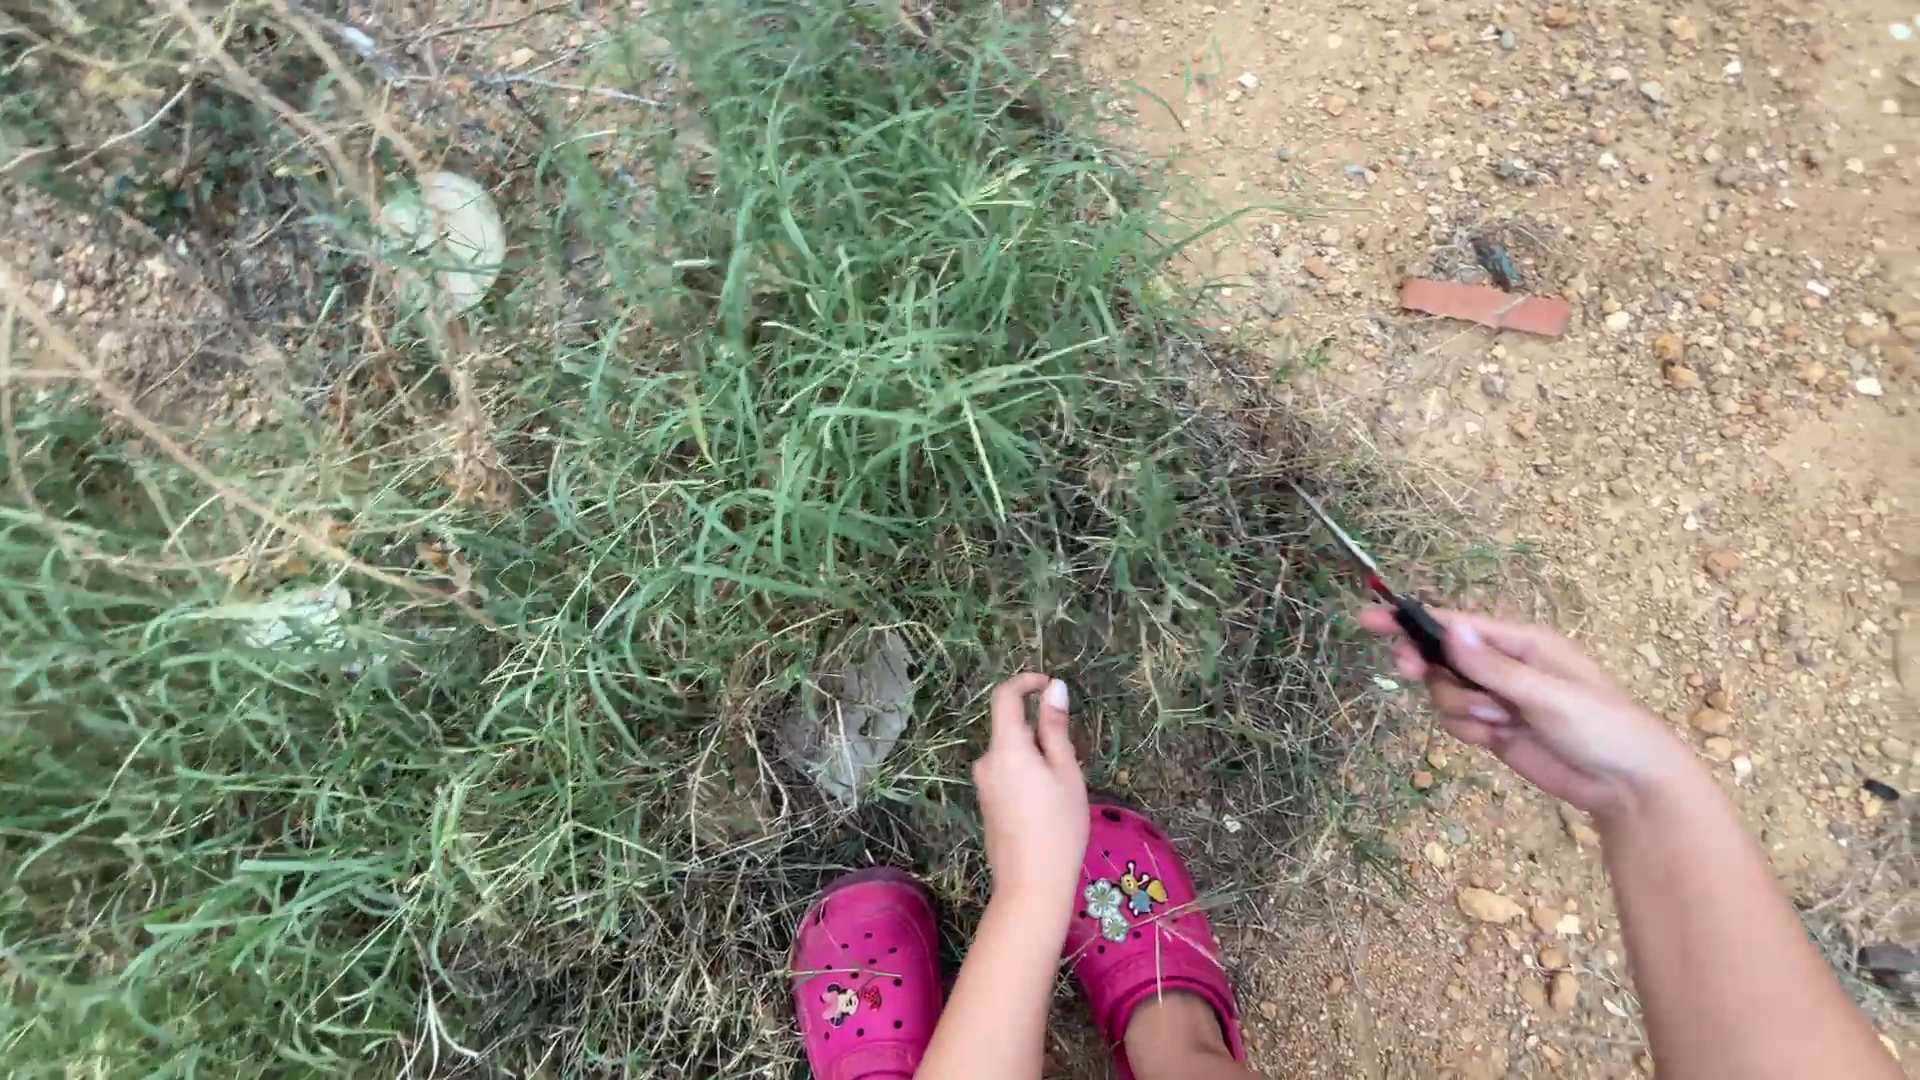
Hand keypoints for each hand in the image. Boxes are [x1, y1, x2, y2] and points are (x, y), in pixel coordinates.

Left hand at [975, 673, 1088, 911]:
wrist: (1031, 885)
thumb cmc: (1059, 826)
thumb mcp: (1066, 772)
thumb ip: (1055, 727)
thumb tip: (1053, 688)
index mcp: (1005, 748)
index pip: (1005, 696)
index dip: (1026, 682)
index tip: (1049, 684)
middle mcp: (986, 760)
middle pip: (1011, 728)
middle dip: (1040, 732)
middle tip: (1069, 764)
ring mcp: (983, 783)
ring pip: (1011, 752)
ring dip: (1036, 756)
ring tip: (1062, 792)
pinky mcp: (986, 801)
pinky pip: (1007, 772)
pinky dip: (1027, 773)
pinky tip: (1047, 806)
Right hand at [1358, 607, 1696, 816]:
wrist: (1629, 788)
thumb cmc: (1604, 729)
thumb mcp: (1549, 694)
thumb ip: (1493, 666)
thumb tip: (1449, 630)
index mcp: (1520, 644)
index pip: (1453, 624)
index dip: (1409, 621)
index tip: (1369, 619)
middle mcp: (1501, 665)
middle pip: (1438, 656)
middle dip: (1427, 668)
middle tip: (1410, 674)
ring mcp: (1494, 697)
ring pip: (1443, 691)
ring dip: (1461, 708)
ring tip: (1500, 722)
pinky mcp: (1489, 727)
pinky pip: (1452, 719)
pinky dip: (1467, 729)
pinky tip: (1498, 738)